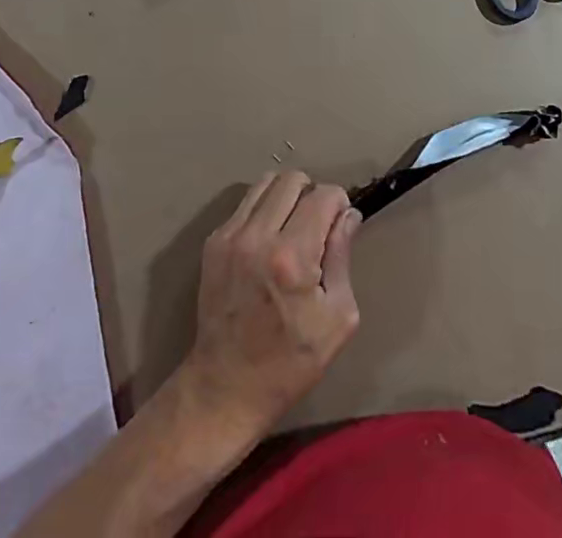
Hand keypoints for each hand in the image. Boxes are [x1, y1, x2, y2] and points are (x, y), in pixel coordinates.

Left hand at [180, 171, 361, 440]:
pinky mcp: (212, 242)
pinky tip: (268, 243)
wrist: (227, 384)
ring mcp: (228, 236)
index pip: (323, 196)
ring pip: (264, 183)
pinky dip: (263, 211)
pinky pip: (244, 204)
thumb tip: (348, 216)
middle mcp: (256, 236)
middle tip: (318, 225)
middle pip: (291, 179)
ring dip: (286, 196)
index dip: (340, 204)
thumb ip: (341, 256)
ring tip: (293, 229)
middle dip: (313, 194)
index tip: (341, 224)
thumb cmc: (292, 360)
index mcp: (291, 256)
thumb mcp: (338, 317)